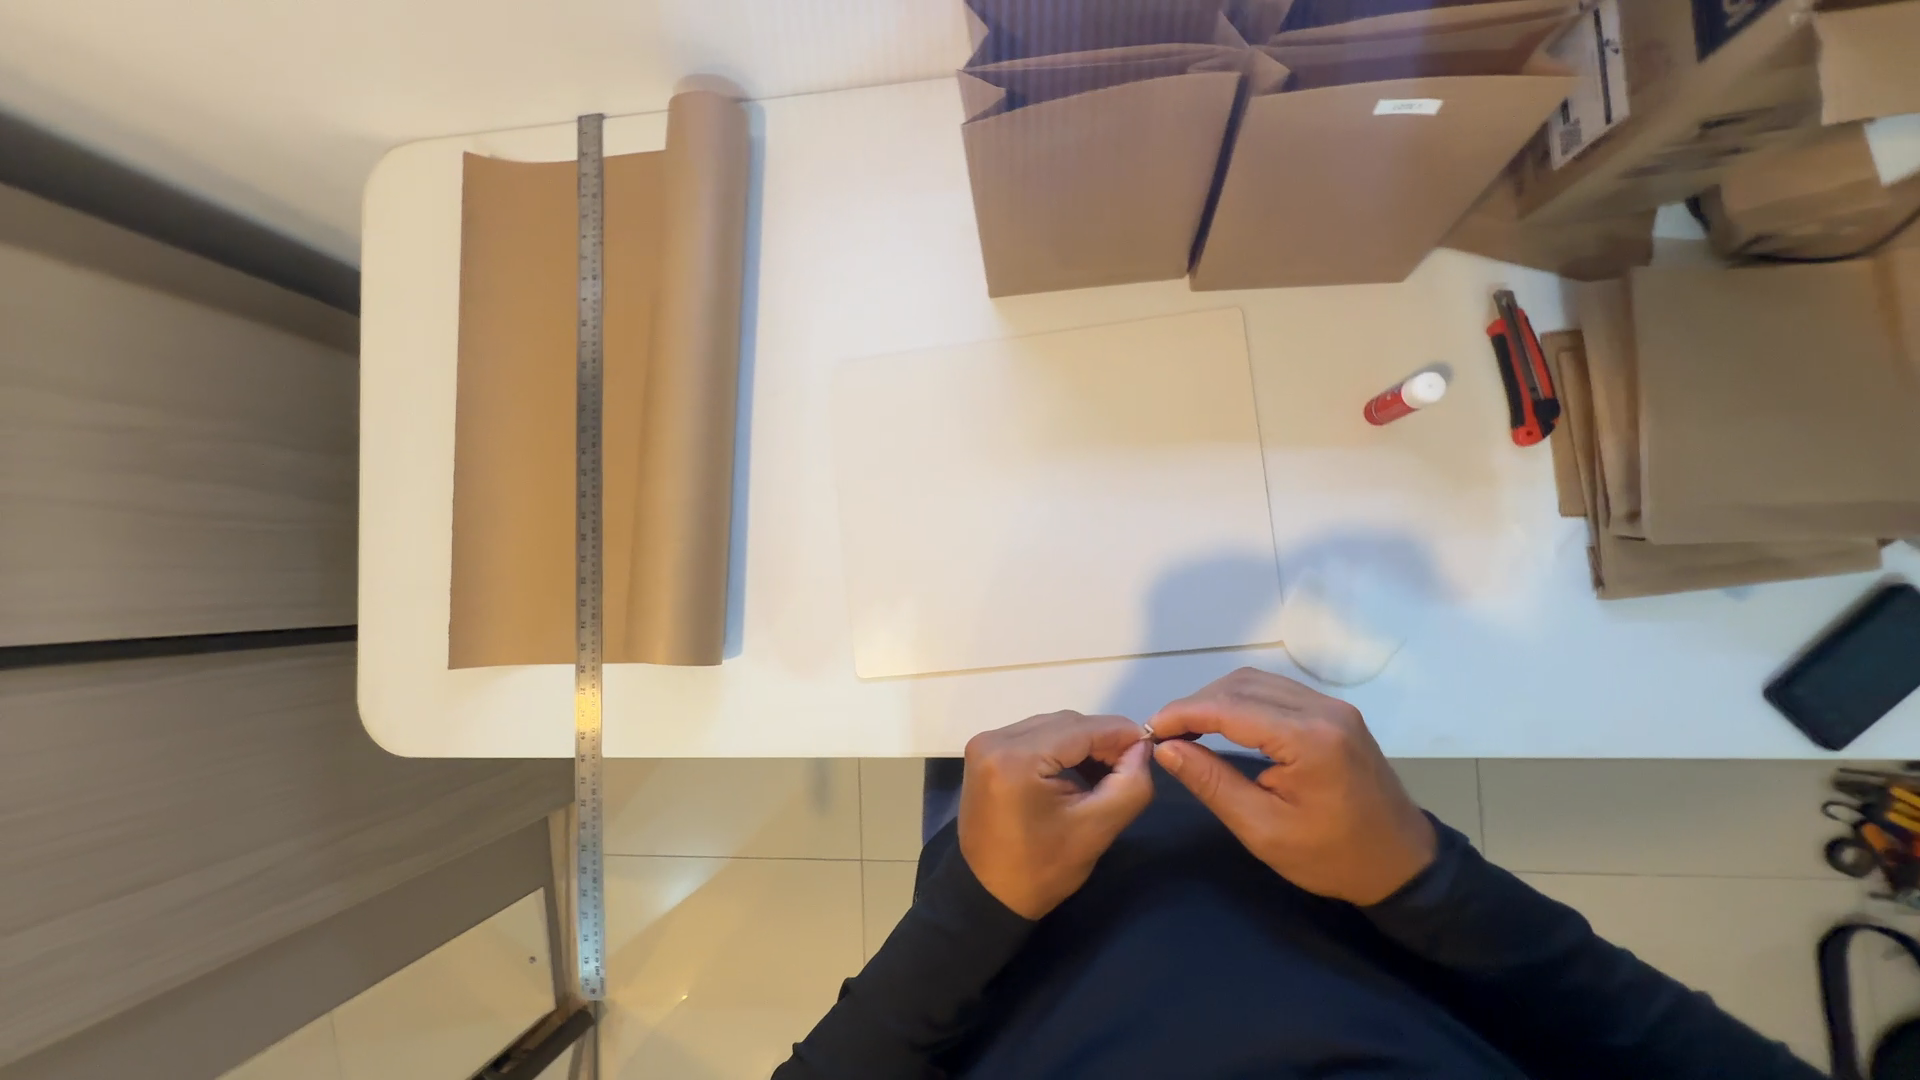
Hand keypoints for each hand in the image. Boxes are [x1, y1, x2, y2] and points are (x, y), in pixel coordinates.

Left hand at [958, 711, 1154, 918]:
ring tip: (1105, 774)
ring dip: (1082, 744)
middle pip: (1065, 723)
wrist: (987, 895)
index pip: (1082, 729)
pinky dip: (1059, 749)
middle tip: (1129, 767)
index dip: (1121, 734)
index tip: (1150, 748)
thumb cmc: (1041, 869)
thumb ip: (1130, 784)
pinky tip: (1077, 773)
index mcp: (1016, 758)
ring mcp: (986, 743)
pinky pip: (1033, 737)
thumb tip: (1142, 746)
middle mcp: (995, 739)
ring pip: (1051, 727)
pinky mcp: (985, 752)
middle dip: (1102, 741)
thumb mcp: (1096, 829)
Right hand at [1146, 668, 1435, 905]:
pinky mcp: (1334, 712)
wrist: (1403, 866)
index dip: (1182, 713)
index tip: (1149, 730)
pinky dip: (1240, 701)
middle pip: (1240, 685)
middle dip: (1195, 704)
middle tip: (1166, 735)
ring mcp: (1332, 706)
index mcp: (1308, 739)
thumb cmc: (1332, 857)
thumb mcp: (1263, 829)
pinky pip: (1275, 691)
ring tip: (1188, 729)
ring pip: (1256, 682)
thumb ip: (1211, 782)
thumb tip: (1165, 748)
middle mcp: (1321, 709)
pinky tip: (1222, 722)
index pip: (1228, 707)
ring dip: (1216, 699)